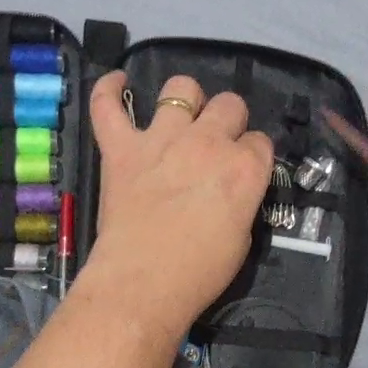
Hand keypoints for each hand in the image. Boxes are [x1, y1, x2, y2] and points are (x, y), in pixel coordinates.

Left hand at [84, 71, 275, 332]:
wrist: (141, 284)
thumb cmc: (198, 273)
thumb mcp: (242, 239)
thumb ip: (241, 200)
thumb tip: (233, 189)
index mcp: (244, 168)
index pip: (260, 142)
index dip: (252, 156)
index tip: (243, 172)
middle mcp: (207, 141)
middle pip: (229, 105)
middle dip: (228, 121)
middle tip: (216, 146)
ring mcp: (160, 138)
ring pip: (180, 87)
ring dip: (185, 99)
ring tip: (180, 116)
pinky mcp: (120, 148)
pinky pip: (107, 105)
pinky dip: (109, 90)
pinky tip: (117, 83)